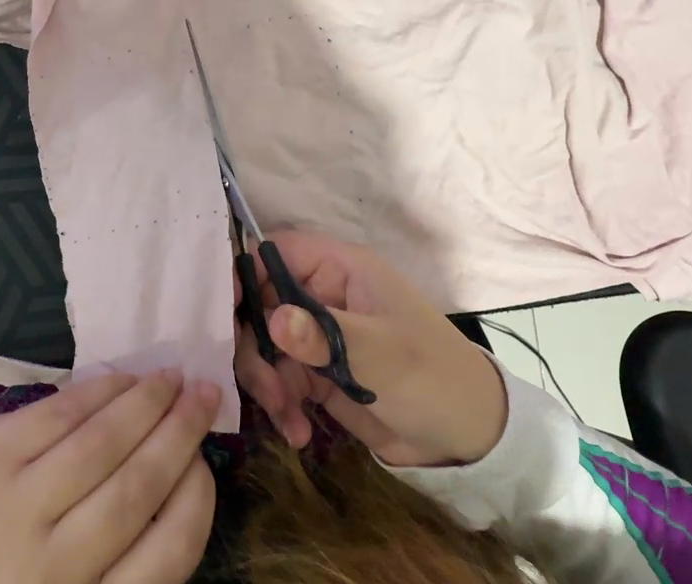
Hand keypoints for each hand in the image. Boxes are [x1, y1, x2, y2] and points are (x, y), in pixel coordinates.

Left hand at [0, 371, 219, 583]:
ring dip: (145, 403)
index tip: (207, 460)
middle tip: (206, 394)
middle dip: (180, 433)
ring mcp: (15, 508)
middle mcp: (54, 566)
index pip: (168, 555)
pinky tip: (121, 378)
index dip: (196, 498)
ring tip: (172, 378)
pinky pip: (56, 414)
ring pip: (100, 444)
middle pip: (137, 489)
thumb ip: (123, 551)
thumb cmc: (5, 578)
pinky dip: (97, 391)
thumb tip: (180, 469)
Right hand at [234, 232, 507, 467]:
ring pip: (263, 345)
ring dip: (267, 384)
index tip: (225, 312)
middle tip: (269, 390)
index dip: (244, 272)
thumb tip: (273, 318)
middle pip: (260, 303)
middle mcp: (322, 295)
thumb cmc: (433, 378)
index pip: (275, 251)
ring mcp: (317, 335)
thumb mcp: (381, 356)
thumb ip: (325, 336)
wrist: (466, 440)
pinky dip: (281, 405)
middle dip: (255, 348)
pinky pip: (278, 379)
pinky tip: (298, 432)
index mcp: (340, 270)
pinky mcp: (316, 372)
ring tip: (290, 419)